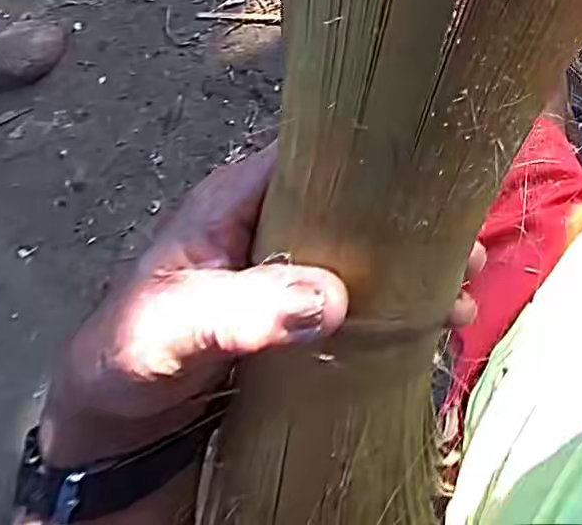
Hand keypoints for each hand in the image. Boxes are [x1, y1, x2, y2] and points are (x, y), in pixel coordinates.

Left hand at [41, 144, 483, 466]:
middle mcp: (272, 221)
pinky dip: (401, 304)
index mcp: (240, 198)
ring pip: (366, 247)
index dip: (370, 156)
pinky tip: (438, 321)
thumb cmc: (127, 359)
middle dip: (409, 218)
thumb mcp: (172, 330)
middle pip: (353, 201)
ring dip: (415, 263)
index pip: (314, 152)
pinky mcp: (301, 310)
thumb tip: (332, 298)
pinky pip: (361, 293)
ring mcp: (290, 266)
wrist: (116, 429)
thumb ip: (241, 311)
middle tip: (464, 239)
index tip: (427, 174)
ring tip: (465, 281)